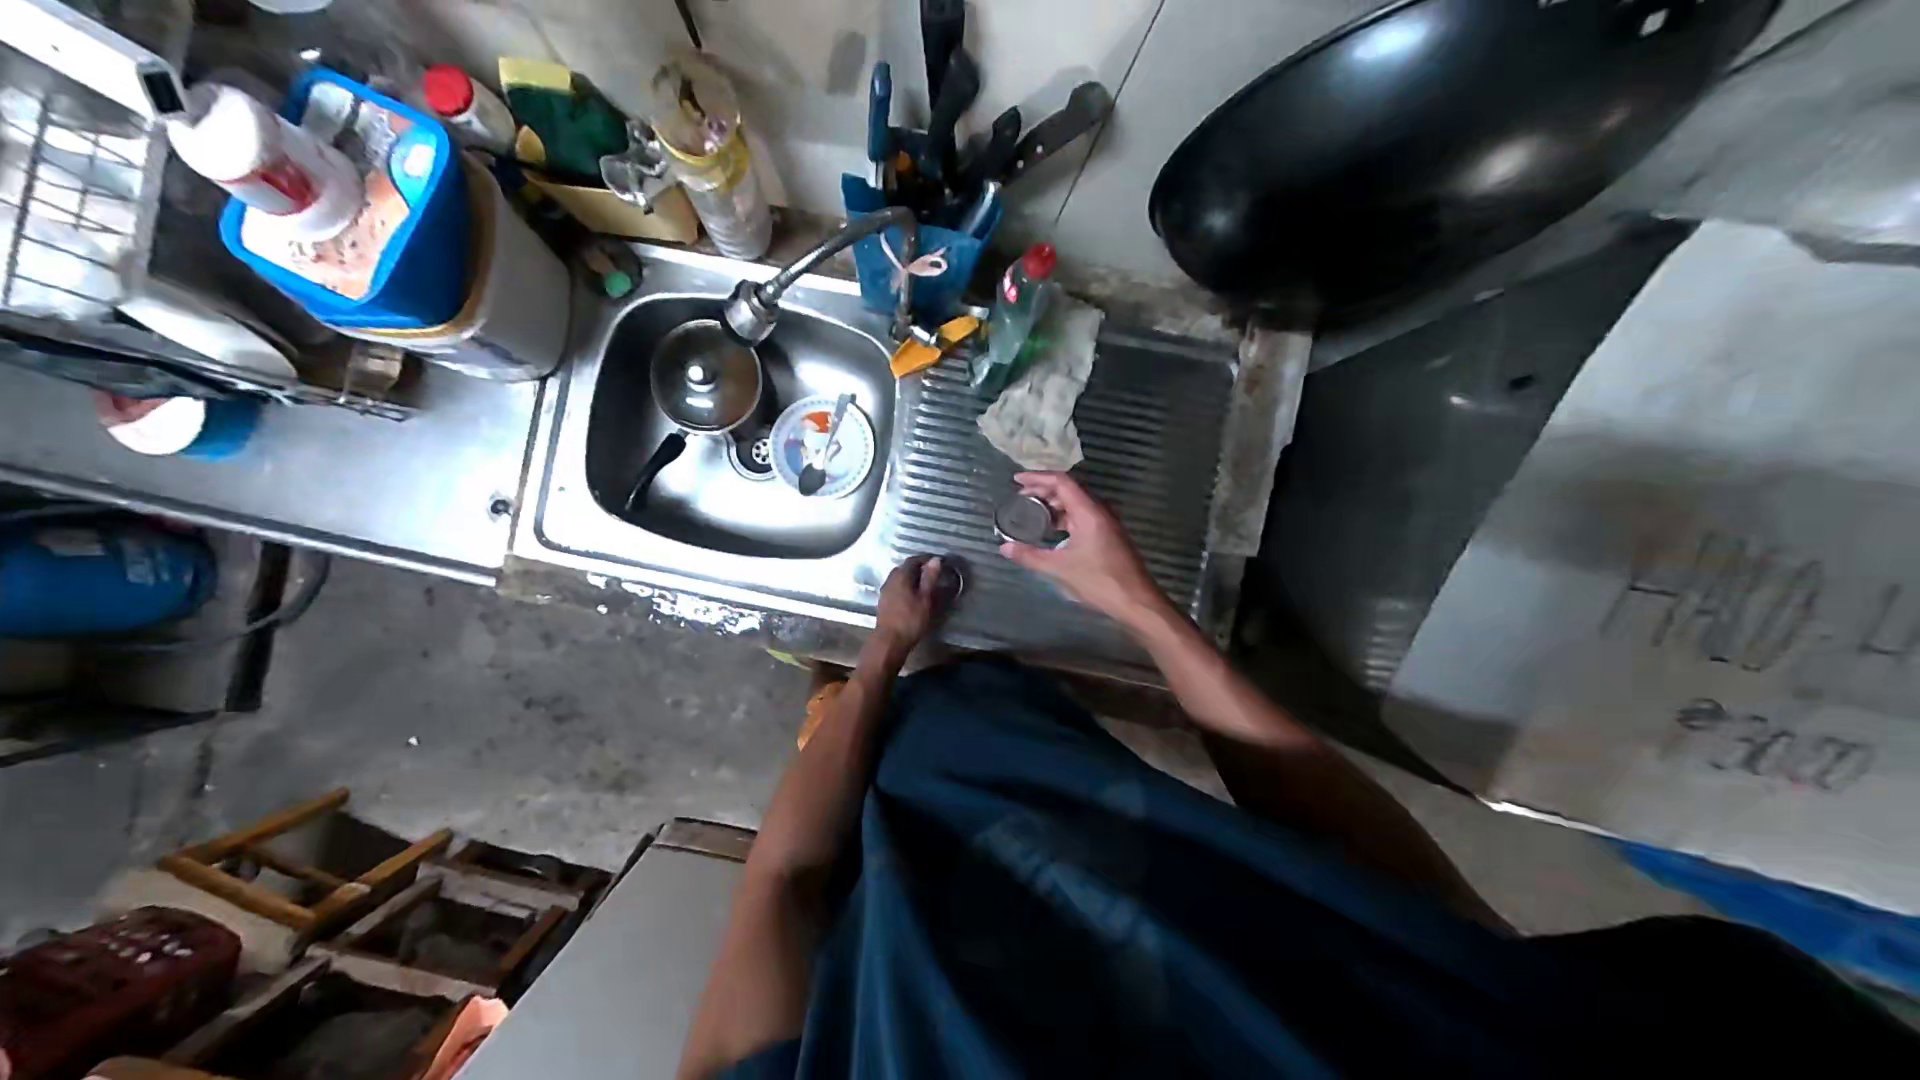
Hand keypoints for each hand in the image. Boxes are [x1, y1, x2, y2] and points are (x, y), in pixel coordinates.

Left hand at [872, 555, 947, 660]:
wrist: (889, 640)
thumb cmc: (911, 619)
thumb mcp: (925, 598)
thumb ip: (929, 578)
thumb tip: (935, 560)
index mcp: (901, 576)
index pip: (913, 560)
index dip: (925, 559)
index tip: (936, 561)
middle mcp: (890, 580)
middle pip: (904, 568)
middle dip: (917, 567)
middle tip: (930, 572)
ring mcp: (885, 591)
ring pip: (898, 578)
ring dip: (910, 577)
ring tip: (922, 584)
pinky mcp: (883, 601)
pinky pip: (895, 587)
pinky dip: (904, 586)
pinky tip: (911, 595)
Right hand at [999, 472, 1170, 629]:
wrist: (1136, 601)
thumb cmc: (1098, 581)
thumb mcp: (1059, 568)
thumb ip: (1029, 556)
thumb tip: (1004, 548)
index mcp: (1089, 512)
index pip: (1062, 481)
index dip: (1037, 477)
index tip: (1017, 480)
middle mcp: (1099, 511)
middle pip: (1069, 489)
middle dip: (1043, 490)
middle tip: (1020, 497)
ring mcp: (1106, 523)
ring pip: (1076, 503)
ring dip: (1054, 504)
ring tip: (1032, 512)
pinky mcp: (1108, 535)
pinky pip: (1083, 516)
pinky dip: (1064, 517)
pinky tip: (1052, 530)